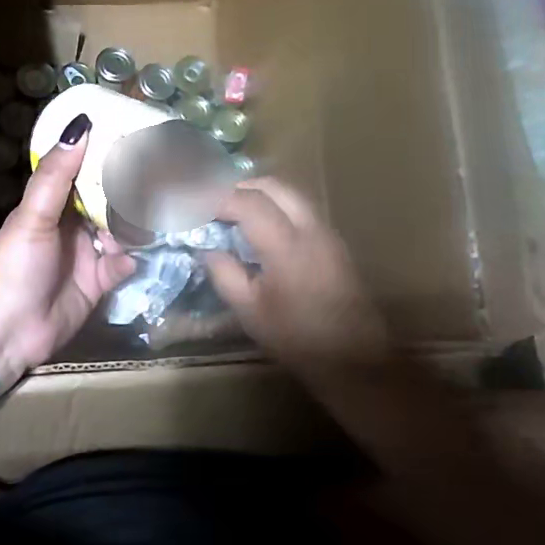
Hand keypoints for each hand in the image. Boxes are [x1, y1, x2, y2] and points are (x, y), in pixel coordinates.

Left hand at [0, 113, 136, 374]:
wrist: (3, 333)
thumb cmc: (11, 269)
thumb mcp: (32, 217)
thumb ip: (57, 175)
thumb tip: (81, 124)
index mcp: (51, 205)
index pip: (85, 173)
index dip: (109, 157)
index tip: (140, 138)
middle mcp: (71, 226)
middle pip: (108, 203)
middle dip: (131, 194)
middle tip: (166, 179)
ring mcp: (86, 256)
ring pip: (120, 233)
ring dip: (134, 228)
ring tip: (159, 216)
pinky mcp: (98, 285)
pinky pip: (121, 266)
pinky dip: (128, 261)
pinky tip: (129, 259)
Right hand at [203, 177, 391, 376]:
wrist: (353, 357)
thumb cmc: (297, 339)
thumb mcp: (250, 312)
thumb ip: (225, 274)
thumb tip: (207, 250)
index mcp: (286, 245)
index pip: (247, 202)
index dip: (216, 197)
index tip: (191, 201)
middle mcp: (310, 229)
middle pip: (273, 186)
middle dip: (239, 186)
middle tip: (211, 200)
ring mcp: (326, 234)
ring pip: (290, 195)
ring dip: (259, 195)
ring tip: (231, 211)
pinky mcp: (333, 244)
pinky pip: (300, 211)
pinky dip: (275, 207)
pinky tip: (259, 229)